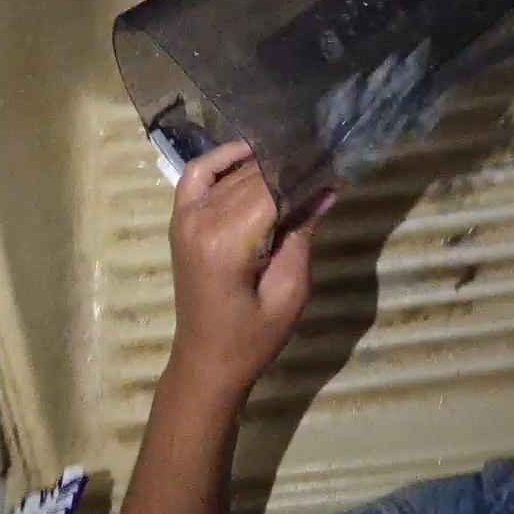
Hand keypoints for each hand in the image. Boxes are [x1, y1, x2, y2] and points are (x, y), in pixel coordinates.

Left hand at [166, 141, 333, 403]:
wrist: (207, 359)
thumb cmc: (253, 336)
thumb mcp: (290, 290)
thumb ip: (302, 234)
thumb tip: (326, 188)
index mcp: (227, 241)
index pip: (272, 187)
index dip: (303, 173)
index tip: (332, 163)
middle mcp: (200, 219)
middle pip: (253, 176)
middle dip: (289, 168)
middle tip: (323, 163)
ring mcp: (184, 216)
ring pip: (232, 173)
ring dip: (264, 165)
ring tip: (297, 163)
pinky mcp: (180, 218)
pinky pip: (197, 173)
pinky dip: (222, 158)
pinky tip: (250, 153)